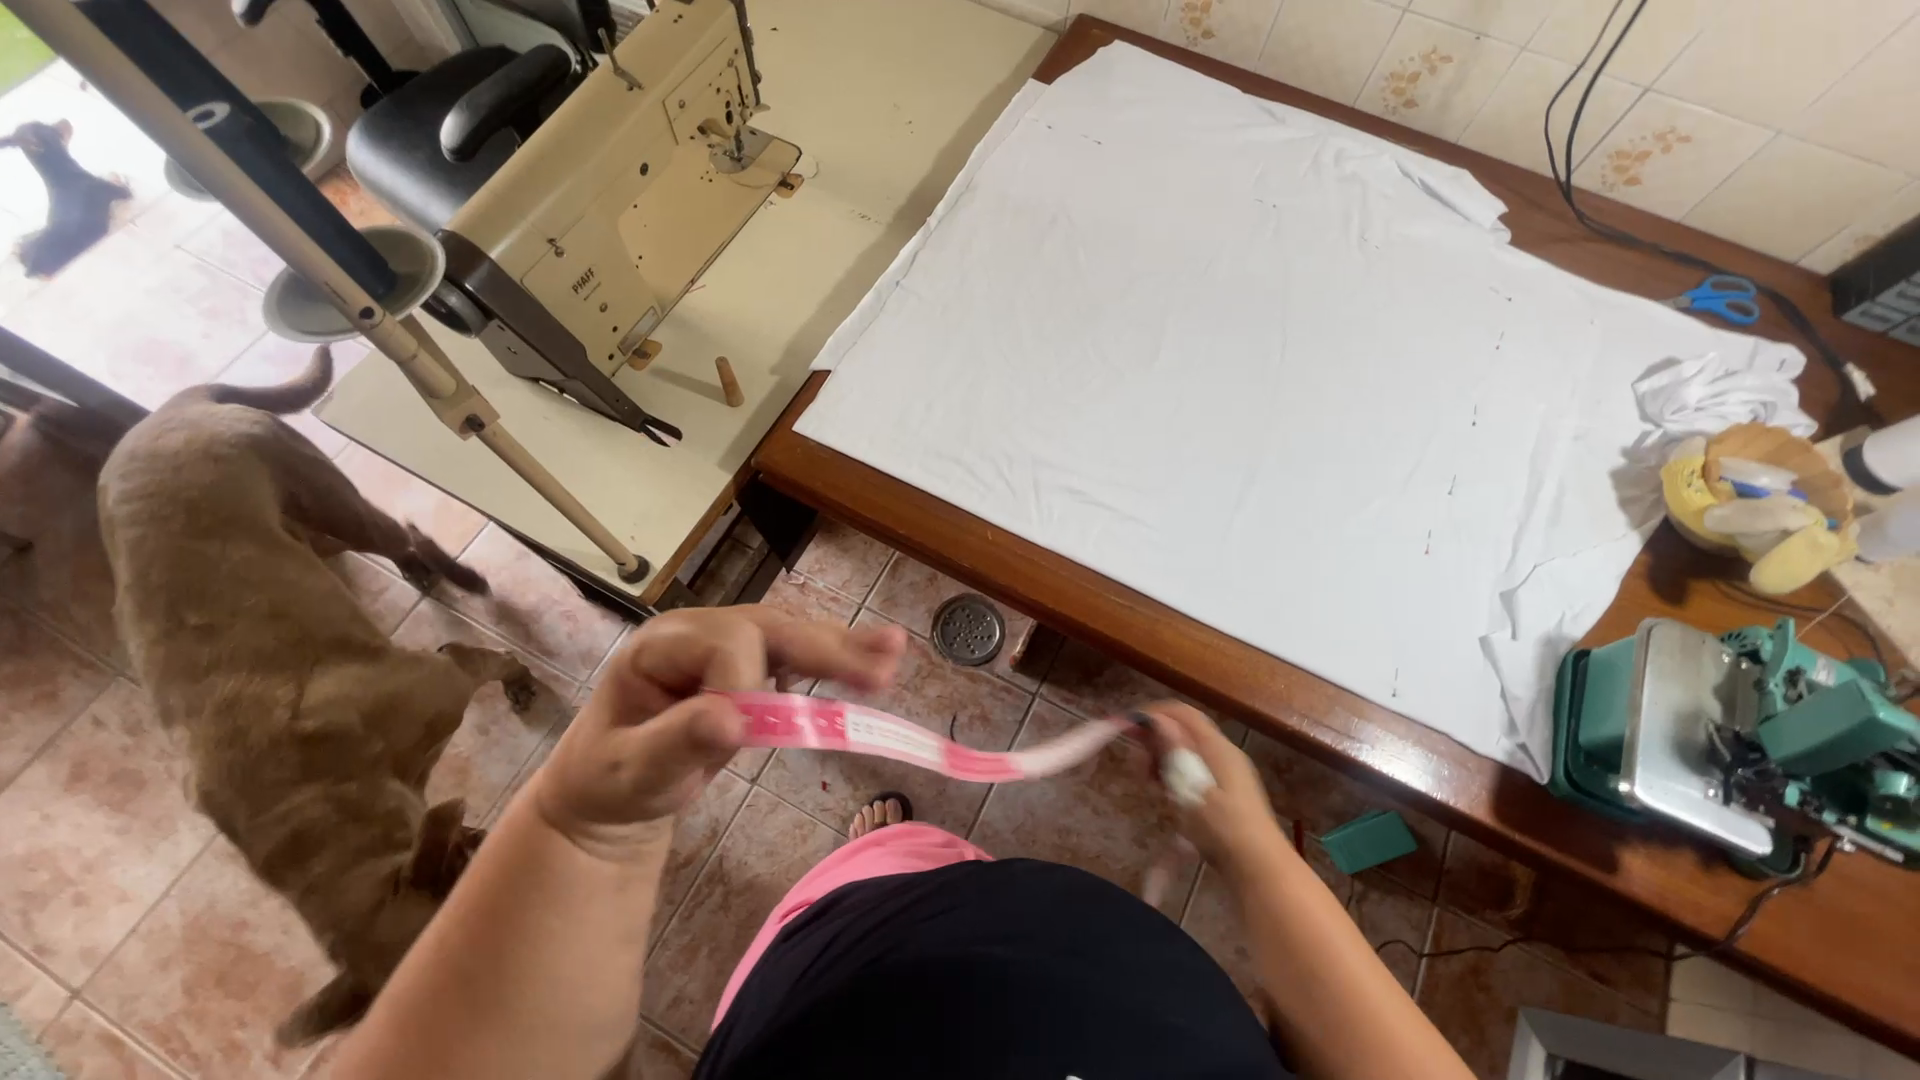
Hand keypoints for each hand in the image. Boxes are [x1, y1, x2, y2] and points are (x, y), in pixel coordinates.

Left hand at [533, 605, 907, 863]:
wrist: (610, 790)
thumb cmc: (610, 783)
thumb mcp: (627, 774)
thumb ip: (671, 744)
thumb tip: (731, 719)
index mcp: (660, 644)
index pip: (725, 644)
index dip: (746, 685)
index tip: (744, 738)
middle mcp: (697, 630)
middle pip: (770, 628)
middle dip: (824, 650)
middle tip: (879, 674)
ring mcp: (724, 643)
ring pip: (792, 634)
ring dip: (843, 647)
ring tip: (894, 649)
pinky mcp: (748, 664)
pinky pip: (796, 654)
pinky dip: (837, 656)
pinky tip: (879, 653)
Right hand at [1137, 702, 1285, 878]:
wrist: (1259, 867)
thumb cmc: (1221, 826)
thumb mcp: (1189, 787)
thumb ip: (1174, 751)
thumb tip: (1157, 719)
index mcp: (1215, 747)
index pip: (1182, 713)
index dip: (1153, 714)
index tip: (1128, 729)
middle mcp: (1223, 753)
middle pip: (1183, 732)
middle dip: (1155, 743)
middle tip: (1137, 768)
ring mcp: (1228, 773)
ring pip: (1187, 754)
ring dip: (1163, 762)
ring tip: (1149, 786)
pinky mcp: (1227, 793)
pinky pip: (1195, 772)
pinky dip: (1176, 777)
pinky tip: (1168, 798)